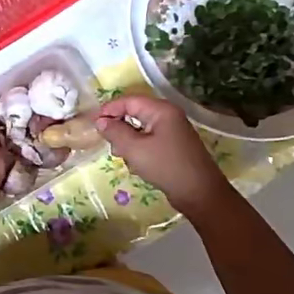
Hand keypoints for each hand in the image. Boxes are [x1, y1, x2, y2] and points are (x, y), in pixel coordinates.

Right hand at [96, 95, 230, 215]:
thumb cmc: (166, 166)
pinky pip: (150, 142)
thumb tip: (101, 121)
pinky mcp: (174, 147)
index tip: (94, 124)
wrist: (199, 193)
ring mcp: (173, 132)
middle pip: (136, 114)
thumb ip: (115, 132)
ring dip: (129, 142)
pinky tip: (138, 166)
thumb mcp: (135, 149)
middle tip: (110, 145)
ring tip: (125, 158)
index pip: (130, 101)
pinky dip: (140, 150)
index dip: (110, 109)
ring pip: (141, 130)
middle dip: (120, 128)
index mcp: (161, 110)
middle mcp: (168, 116)